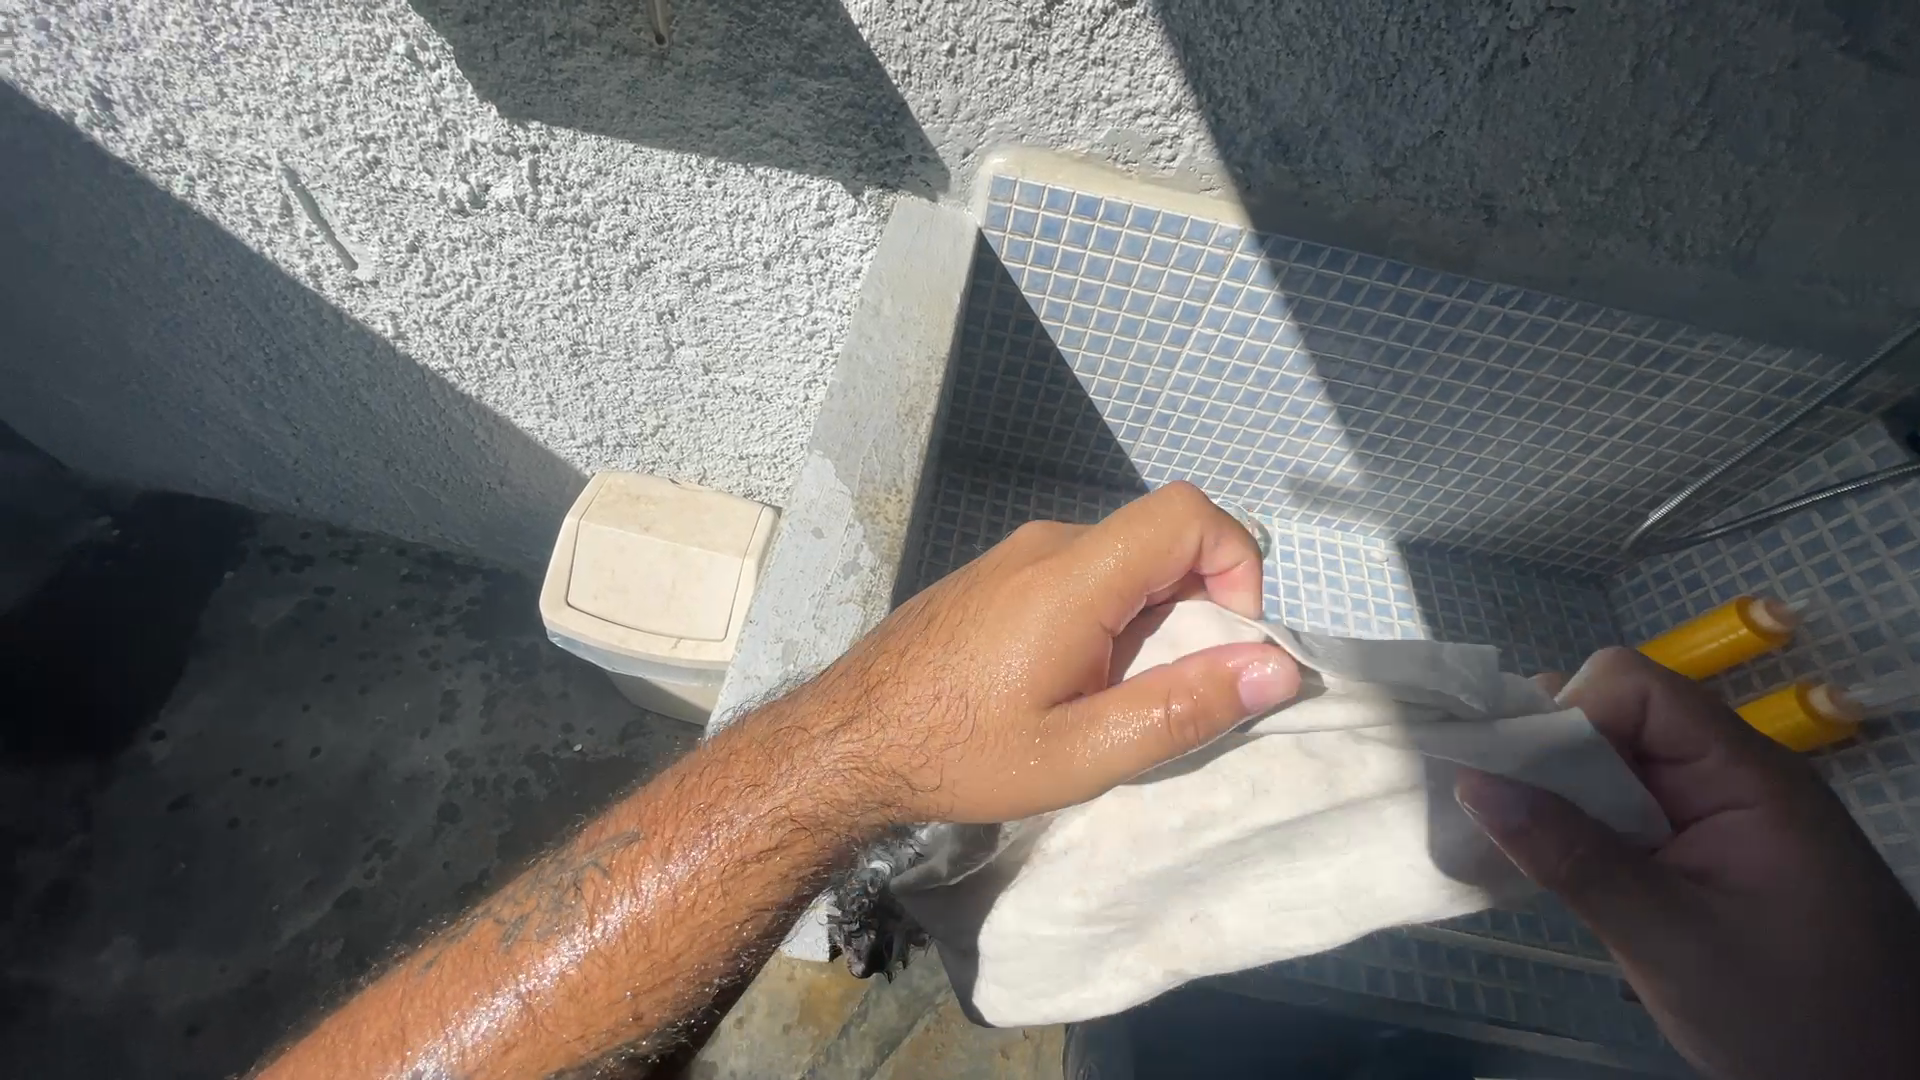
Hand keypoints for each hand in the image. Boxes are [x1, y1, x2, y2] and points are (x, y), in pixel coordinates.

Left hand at [801, 482, 1300, 825]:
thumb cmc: (961, 752)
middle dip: (1192, 605)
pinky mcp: (996, 574)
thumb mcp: (1081, 752)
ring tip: (1106, 691)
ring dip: (1145, 615)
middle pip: (1158, 539)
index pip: (1187, 513)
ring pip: (1120, 559)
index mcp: (1074, 577)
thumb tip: (1278, 667)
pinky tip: (1063, 675)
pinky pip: (1078, 572)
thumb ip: (1183, 707)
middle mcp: (1047, 544)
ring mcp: (1015, 555)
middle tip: (1162, 686)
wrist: (851, 736)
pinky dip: (1105, 612)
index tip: (1224, 637)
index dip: (1234, 561)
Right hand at [1456, 647, 1919, 1079]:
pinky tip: (1541, 845)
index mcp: (1747, 779)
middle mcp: (1724, 774)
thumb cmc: (1793, 1021)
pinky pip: (1608, 794)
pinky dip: (1562, 810)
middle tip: (1504, 802)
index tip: (1523, 773)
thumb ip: (1574, 859)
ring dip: (1546, 779)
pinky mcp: (1684, 837)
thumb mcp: (1673, 944)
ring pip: (1601, 751)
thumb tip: (1471, 783)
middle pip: (1611, 709)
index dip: (1569, 712)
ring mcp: (1705, 806)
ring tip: (1514, 825)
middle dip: (1543, 744)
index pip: (1636, 689)